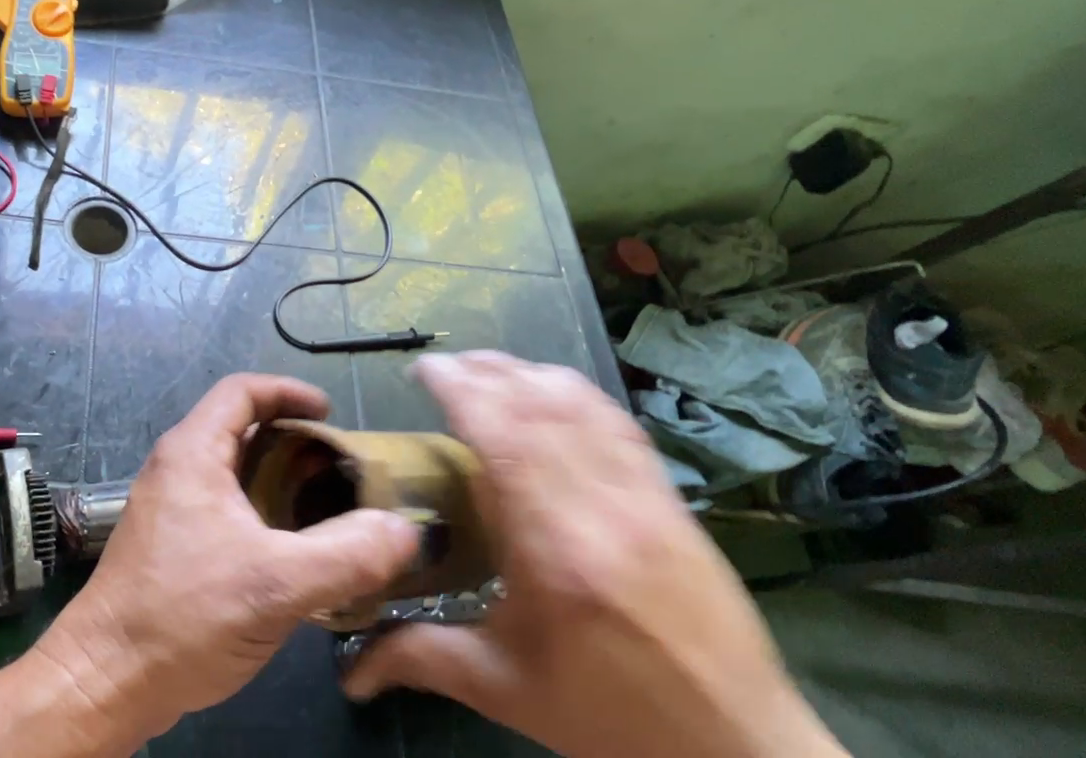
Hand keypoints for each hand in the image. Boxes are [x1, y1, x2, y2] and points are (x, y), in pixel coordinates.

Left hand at [34, 374, 419, 739]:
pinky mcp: (172, 544)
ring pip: (234, 472)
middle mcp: (177, 469)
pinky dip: (263, 511)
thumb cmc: (184, 616)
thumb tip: (405, 530)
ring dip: (280, 479)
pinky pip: (225, 507)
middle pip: (240, 428)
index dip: (288, 391)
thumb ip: (347, 554)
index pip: (241, 391)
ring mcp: (171, 508)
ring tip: (329, 507)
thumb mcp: (277, 584)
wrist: (109, 677)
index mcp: (193, 454)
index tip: (331, 414)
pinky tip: (294, 551)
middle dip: (294, 439)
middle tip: (342, 467)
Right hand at [344, 353, 845, 757]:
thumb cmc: (611, 718)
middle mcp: (604, 508)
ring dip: (529, 375)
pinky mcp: (673, 503)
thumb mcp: (504, 689)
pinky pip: (620, 426)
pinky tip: (553, 392)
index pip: (503, 434)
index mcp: (554, 549)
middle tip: (443, 366)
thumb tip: (349, 670)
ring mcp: (646, 499)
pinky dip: (579, 395)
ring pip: (583, 406)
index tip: (422, 369)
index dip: (460, 387)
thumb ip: (421, 656)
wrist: (737, 748)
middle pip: (539, 407)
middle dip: (485, 372)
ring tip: (488, 370)